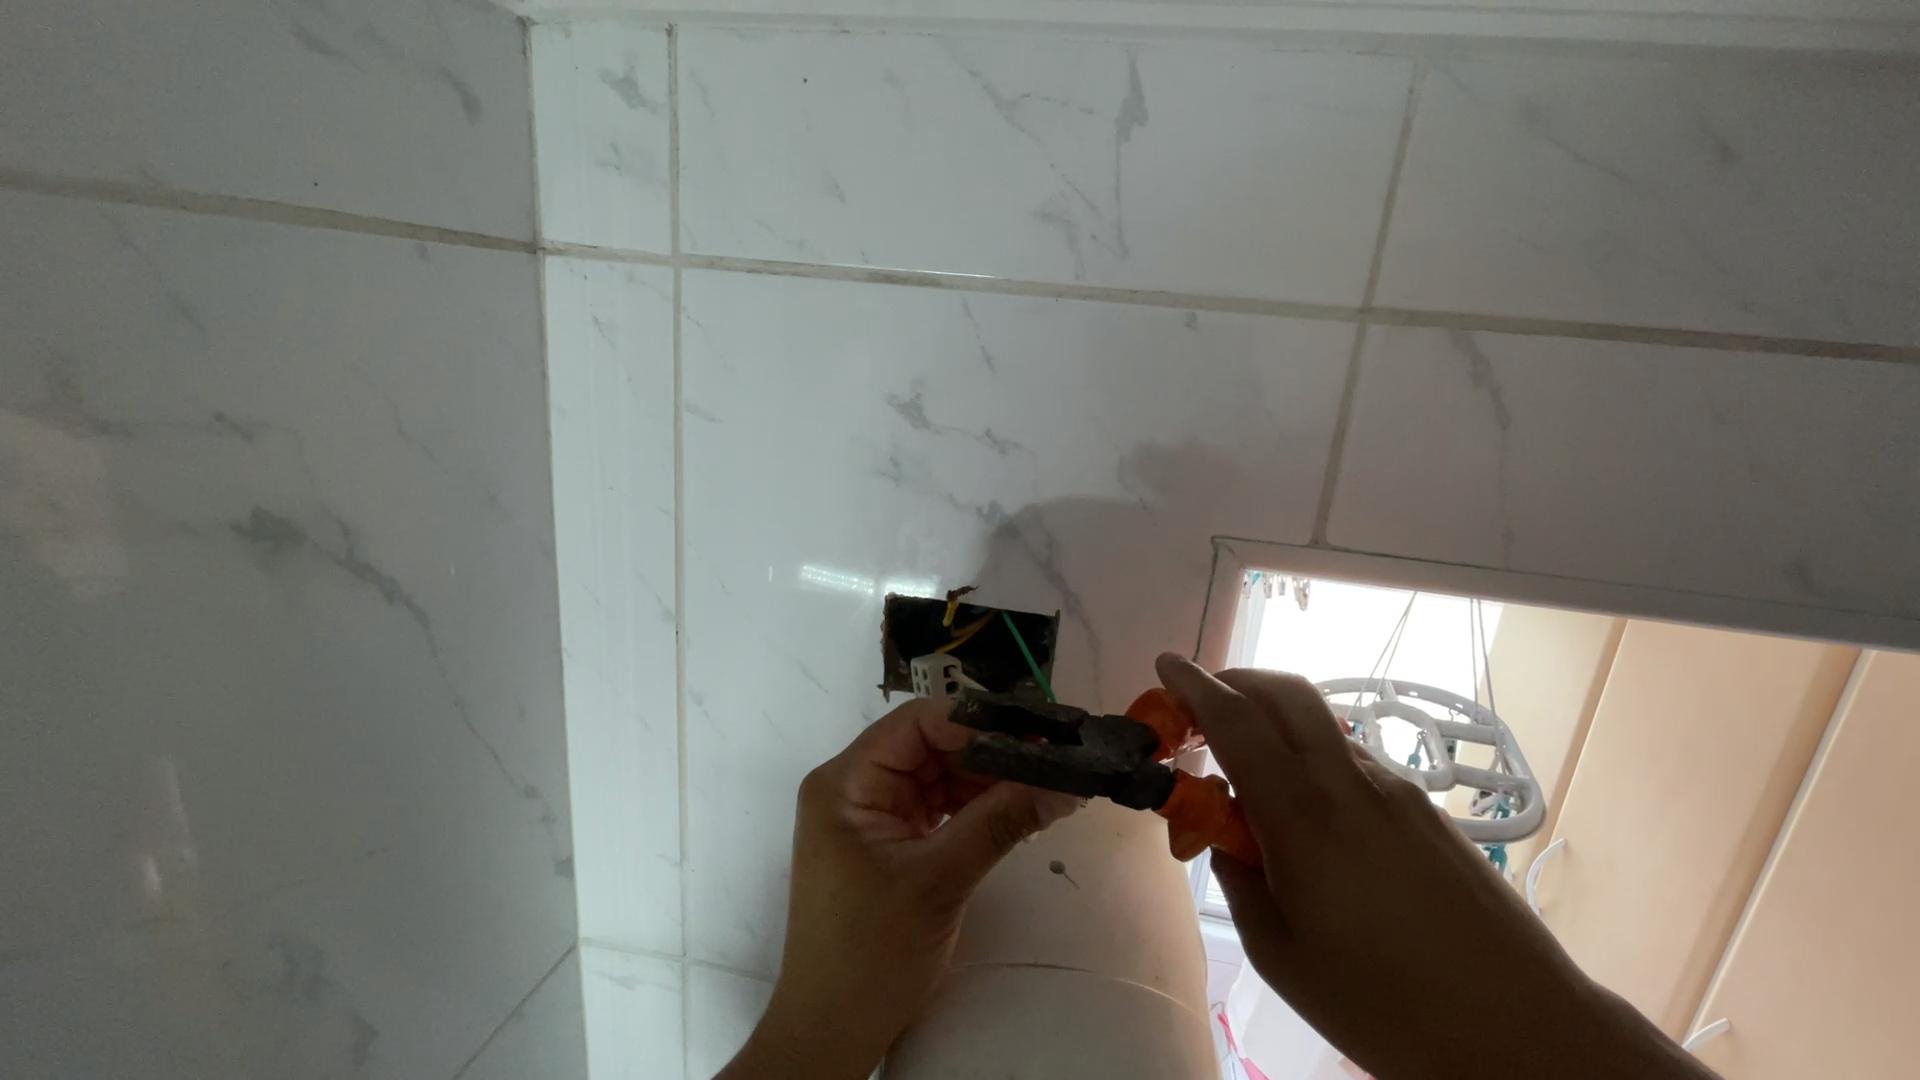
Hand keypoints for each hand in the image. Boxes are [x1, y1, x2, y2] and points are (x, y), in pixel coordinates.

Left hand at [721, 698, 1078, 1079]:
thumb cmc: (872, 952)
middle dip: (990, 753)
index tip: (1035, 732)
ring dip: (988, 781)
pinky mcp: (889, 840)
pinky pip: (938, 806)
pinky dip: (975, 807)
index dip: (976, 722)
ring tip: (1045, 784)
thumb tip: (1064, 783)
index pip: (916, 724)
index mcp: (847, 781)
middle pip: (930, 746)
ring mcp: (871, 814)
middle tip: (1052, 758)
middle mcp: (855, 786)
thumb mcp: (940, 880)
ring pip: (938, 775)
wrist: (832, 1030)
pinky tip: (1017, 810)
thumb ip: (1001, 821)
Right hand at [1155, 655, 1715, 1079]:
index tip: (1166, 666)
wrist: (1525, 1033)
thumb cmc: (1385, 1005)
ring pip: (1321, 726)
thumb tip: (1228, 834)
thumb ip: (1238, 875)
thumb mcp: (1278, 952)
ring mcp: (1396, 790)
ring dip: (1274, 723)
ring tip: (1251, 777)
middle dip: (1236, 682)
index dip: (1195, 687)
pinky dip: (1311, 758)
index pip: (1237, 722)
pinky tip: (1310, 817)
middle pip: (1287, 693)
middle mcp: (1350, 783)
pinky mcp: (1427, 809)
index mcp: (1303, 816)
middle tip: (1201, 706)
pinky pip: (1352, 760)